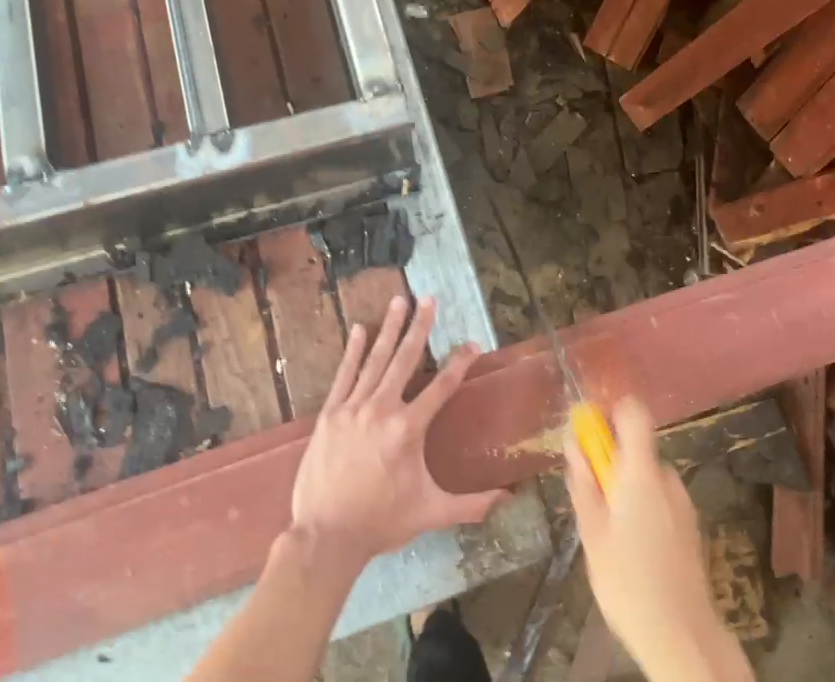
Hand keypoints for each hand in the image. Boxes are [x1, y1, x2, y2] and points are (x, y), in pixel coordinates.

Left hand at [288, 296, 508, 564]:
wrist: (326, 535)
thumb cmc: (382, 523)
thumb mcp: (432, 513)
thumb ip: (472, 505)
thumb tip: (508, 499)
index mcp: (408, 430)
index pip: (441, 387)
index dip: (460, 363)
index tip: (473, 344)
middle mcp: (381, 410)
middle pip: (405, 360)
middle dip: (419, 327)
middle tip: (429, 299)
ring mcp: (352, 410)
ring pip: (375, 361)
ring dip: (389, 329)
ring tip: (399, 301)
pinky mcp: (329, 416)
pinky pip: (344, 376)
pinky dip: (353, 352)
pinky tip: (360, 330)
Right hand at [565, 398, 753, 681]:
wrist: (680, 632)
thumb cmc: (626, 580)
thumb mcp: (592, 532)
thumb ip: (583, 482)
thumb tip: (574, 442)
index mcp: (641, 472)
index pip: (633, 414)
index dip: (610, 412)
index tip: (589, 430)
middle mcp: (667, 478)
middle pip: (636, 450)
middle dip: (611, 466)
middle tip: (589, 501)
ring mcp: (683, 501)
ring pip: (647, 479)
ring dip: (626, 491)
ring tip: (609, 534)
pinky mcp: (690, 525)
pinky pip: (660, 500)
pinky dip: (643, 509)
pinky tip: (632, 548)